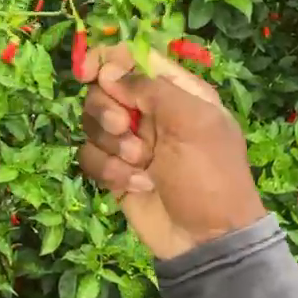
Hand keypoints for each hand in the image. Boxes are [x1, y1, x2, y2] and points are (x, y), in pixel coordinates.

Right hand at [75, 43, 265, 260]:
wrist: (207, 239)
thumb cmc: (210, 176)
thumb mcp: (193, 123)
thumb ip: (151, 89)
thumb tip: (106, 72)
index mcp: (176, 91)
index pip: (132, 57)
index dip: (106, 59)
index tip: (88, 73)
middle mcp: (150, 112)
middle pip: (102, 90)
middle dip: (107, 111)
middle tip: (126, 130)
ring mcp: (130, 142)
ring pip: (91, 126)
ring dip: (112, 147)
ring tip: (141, 166)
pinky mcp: (114, 171)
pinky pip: (90, 158)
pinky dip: (109, 172)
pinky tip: (137, 186)